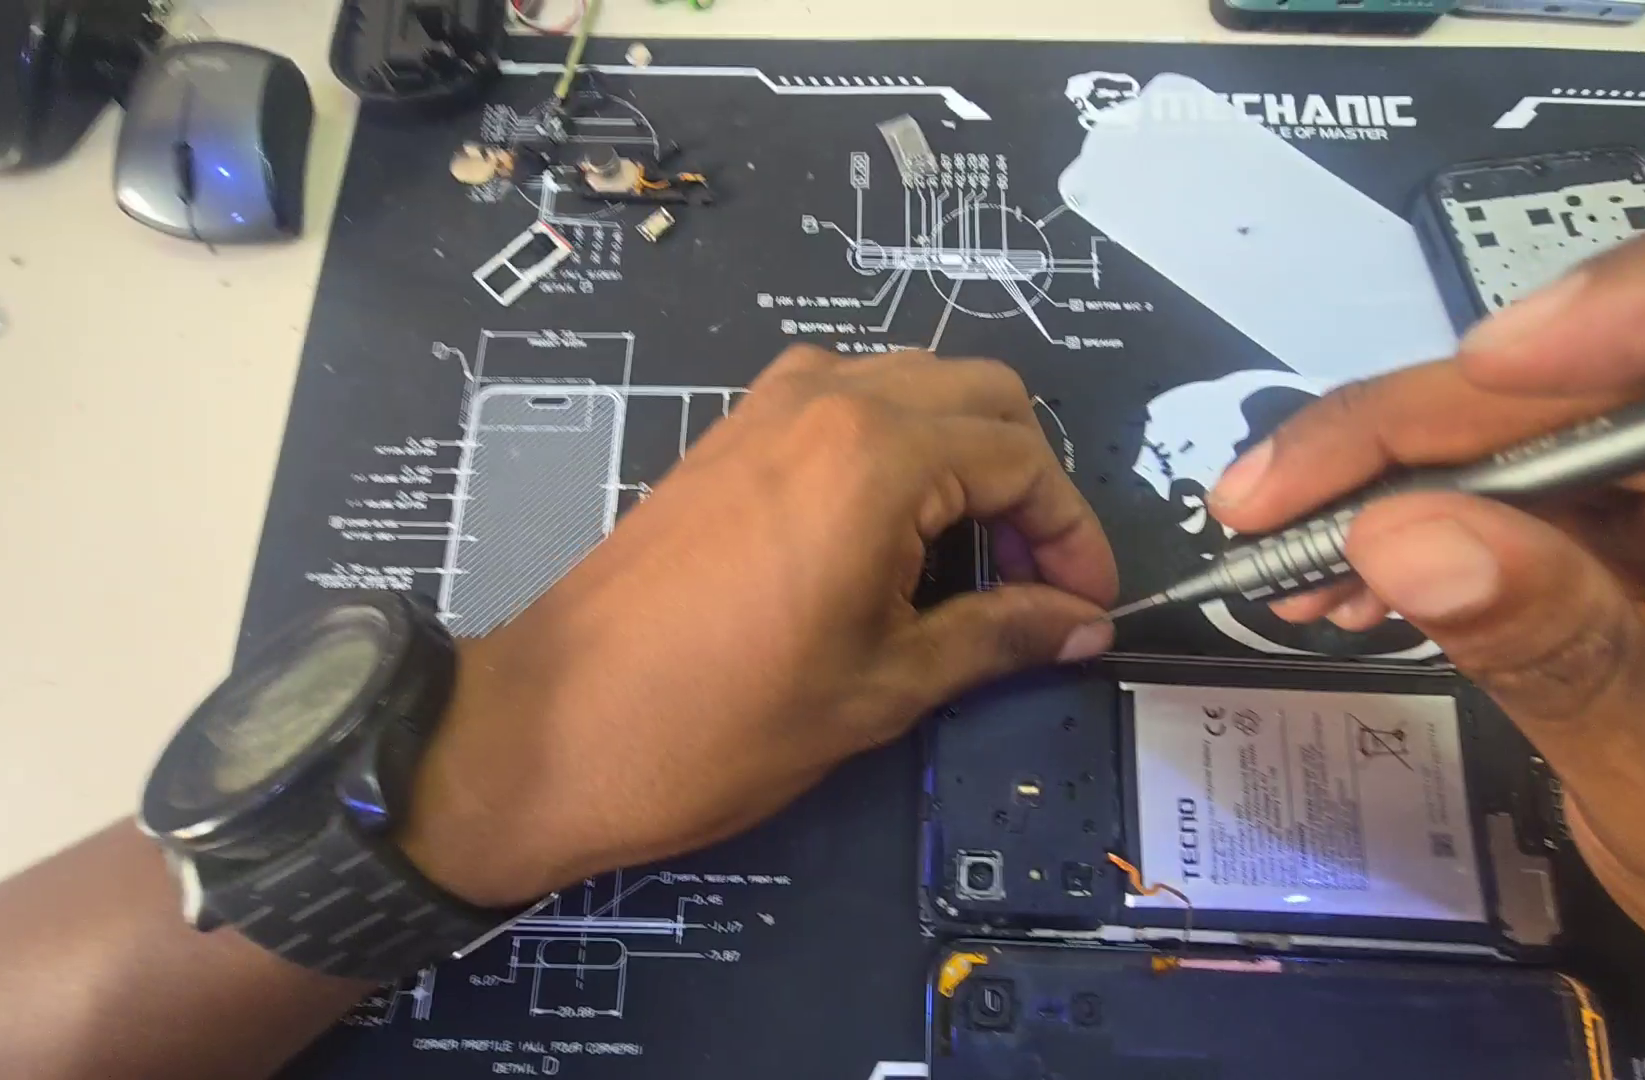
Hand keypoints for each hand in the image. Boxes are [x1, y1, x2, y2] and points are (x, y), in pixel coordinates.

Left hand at [402, 347, 1118, 907]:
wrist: (553, 725)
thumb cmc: (726, 721)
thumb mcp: (883, 686)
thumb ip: (1000, 636)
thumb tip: (1086, 623)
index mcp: (878, 452)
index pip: (1023, 460)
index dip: (1073, 532)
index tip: (1091, 602)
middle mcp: (831, 396)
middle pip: (983, 397)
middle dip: (1029, 481)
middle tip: (1034, 574)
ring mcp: (773, 402)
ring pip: (918, 386)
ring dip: (967, 454)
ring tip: (971, 551)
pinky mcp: (735, 427)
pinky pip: (851, 400)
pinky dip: (901, 443)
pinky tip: (892, 519)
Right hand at [1209, 207, 1644, 1019]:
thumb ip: (1568, 664)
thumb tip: (1397, 536)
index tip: (1485, 360)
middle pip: (1597, 381)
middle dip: (1406, 434)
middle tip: (1263, 497)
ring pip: (1518, 436)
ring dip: (1376, 491)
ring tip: (1285, 563)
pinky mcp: (1635, 522)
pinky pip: (1499, 492)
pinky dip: (1402, 529)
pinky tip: (1341, 580)